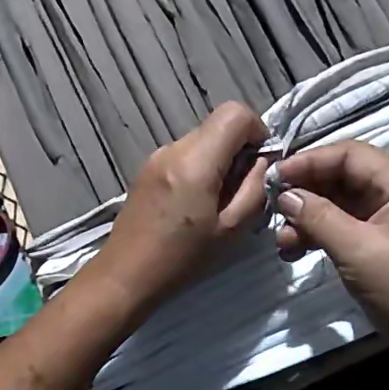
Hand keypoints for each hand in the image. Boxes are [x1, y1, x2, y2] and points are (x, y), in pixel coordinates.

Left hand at [88, 103, 271, 313]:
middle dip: (239, 151)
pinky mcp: (148, 170)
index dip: (257, 132)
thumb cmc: (182, 259)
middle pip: (218, 126)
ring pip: (203, 141)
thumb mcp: (231, 230)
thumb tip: (263, 163)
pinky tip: (195, 206)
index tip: (260, 165)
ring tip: (217, 204)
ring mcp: (157, 157)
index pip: (235, 113)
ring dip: (219, 162)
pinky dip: (201, 170)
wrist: (125, 276)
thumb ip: (255, 189)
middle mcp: (174, 149)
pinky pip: (185, 156)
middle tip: (241, 192)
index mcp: (196, 162)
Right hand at [275, 141, 388, 354]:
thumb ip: (319, 218)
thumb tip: (284, 195)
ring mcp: (387, 216)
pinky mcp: (376, 238)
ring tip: (283, 240)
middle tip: (273, 208)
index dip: (311, 161)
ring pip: (337, 201)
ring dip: (307, 216)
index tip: (275, 176)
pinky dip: (317, 233)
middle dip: (306, 191)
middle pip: (343, 176)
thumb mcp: (358, 251)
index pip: (352, 155)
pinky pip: (340, 224)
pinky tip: (294, 249)